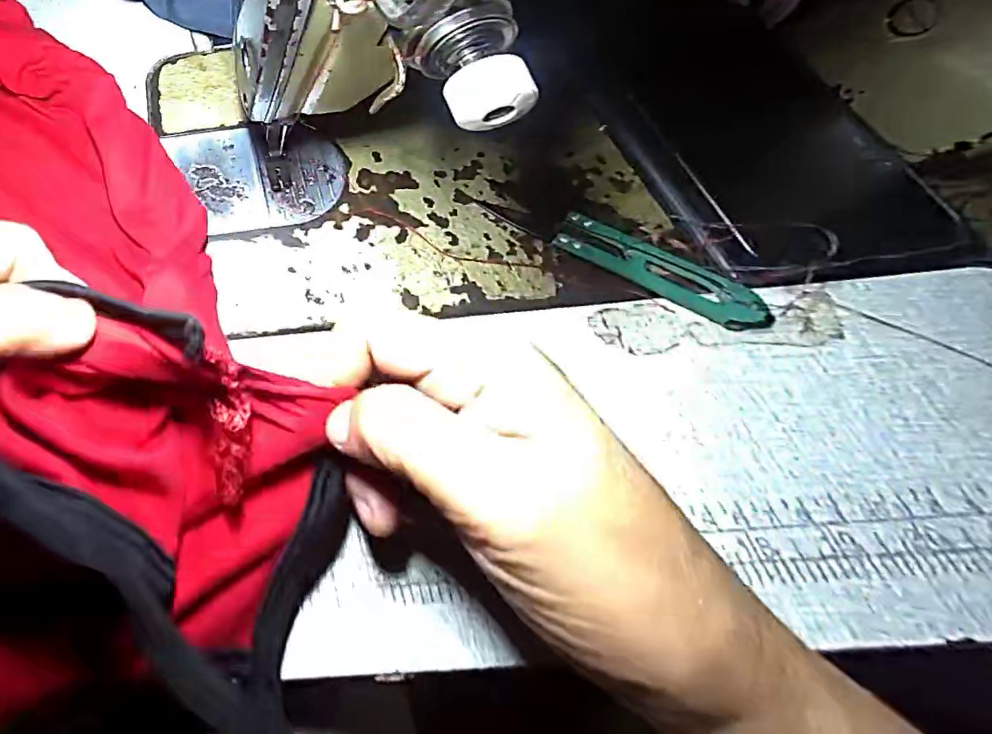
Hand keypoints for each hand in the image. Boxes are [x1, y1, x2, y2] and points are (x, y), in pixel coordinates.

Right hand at [242, 315, 912, 732]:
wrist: (686, 659)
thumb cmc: (612, 574)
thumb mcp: (501, 498)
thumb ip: (409, 437)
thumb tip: (337, 413)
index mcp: (491, 366)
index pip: (378, 332)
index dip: (332, 366)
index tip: (305, 419)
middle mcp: (476, 383)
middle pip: (372, 375)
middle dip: (351, 428)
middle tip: (355, 485)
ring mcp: (470, 425)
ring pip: (377, 420)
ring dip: (366, 467)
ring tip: (383, 515)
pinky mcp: (465, 465)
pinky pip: (398, 457)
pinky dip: (383, 487)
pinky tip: (396, 520)